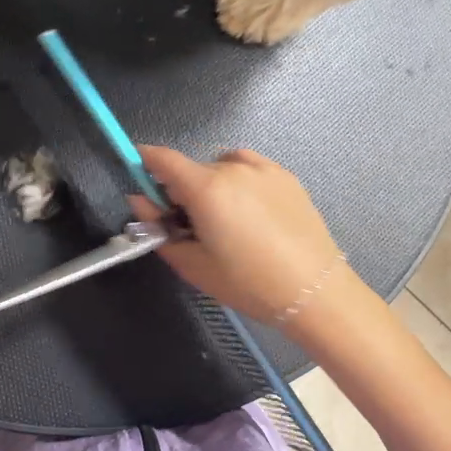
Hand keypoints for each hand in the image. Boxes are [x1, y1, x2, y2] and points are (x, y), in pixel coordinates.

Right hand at [130, 145, 352, 324]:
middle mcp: (233, 167)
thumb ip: (158, 228)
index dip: (143, 160)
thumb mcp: (192, 264)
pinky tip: (251, 215)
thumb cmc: (247, 283)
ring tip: (226, 222)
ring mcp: (263, 169)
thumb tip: (140, 201)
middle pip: (192, 169)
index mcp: (206, 188)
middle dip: (182, 190)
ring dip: (212, 186)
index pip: (162, 158)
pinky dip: (239, 183)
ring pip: (221, 167)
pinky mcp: (286, 177)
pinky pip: (248, 169)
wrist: (314, 291)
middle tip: (189, 226)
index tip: (136, 171)